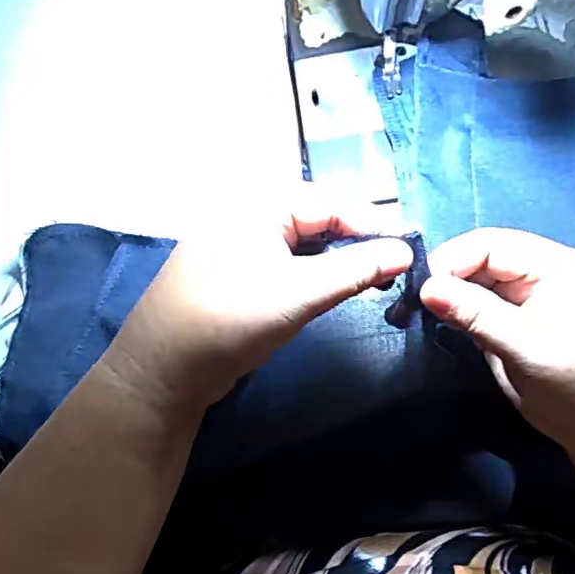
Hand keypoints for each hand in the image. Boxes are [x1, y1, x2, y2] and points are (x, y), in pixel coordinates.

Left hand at [97, 199, 413, 415]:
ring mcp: (241, 247)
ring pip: (304, 246)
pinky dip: (315, 276)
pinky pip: (288, 266)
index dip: (372, 225)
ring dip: (338, 262)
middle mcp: (249, 217)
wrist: (165, 369)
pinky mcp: (239, 277)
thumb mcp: (300, 292)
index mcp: (259, 204)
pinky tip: (334, 291)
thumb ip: (356, 270)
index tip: (409, 249)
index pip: (330, 204)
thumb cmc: (232, 320)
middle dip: (357, 243)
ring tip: (374, 280)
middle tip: (395, 268)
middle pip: (318, 221)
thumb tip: (405, 251)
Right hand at [420, 228, 574, 458]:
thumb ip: (475, 314)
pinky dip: (462, 315)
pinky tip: (446, 327)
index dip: (451, 260)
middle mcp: (540, 273)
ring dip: (452, 298)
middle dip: (448, 278)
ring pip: (478, 285)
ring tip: (424, 316)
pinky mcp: (518, 324)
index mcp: (552, 265)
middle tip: (415, 306)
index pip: (490, 244)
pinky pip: (483, 308)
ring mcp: (529, 299)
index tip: (418, 289)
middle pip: (481, 260)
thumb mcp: (525, 345)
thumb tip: (426, 288)